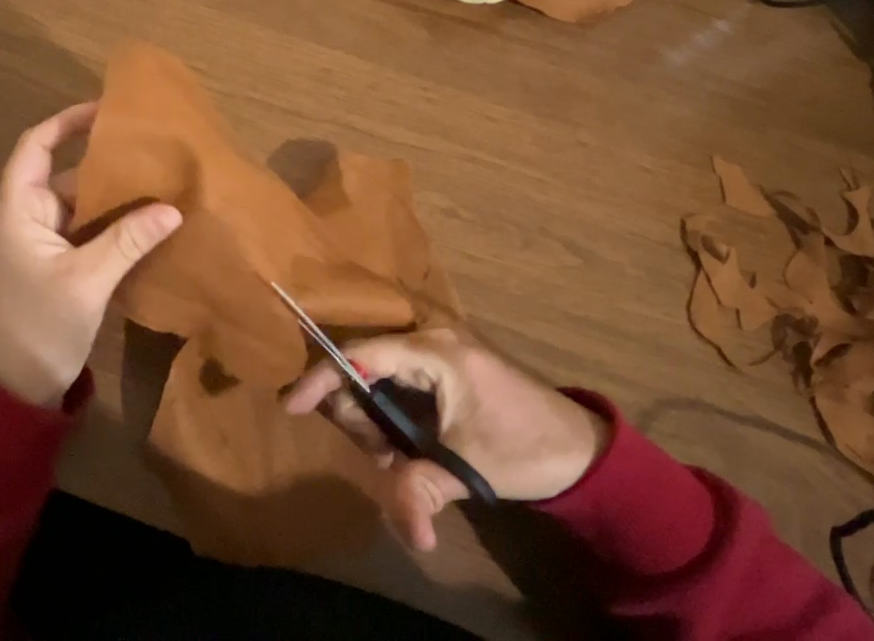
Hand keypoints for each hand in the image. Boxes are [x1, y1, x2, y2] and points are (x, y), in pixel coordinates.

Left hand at [0, 102, 182, 406]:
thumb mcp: (88, 280)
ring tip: (156, 178)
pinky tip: (144, 218)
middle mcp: (22, 215)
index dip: (67, 122)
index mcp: (16, 209)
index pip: (37, 146)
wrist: (17, 384)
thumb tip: (172, 209)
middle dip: (102, 159)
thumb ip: (128, 241)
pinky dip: (108, 220)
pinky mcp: (52, 260)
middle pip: (62, 172)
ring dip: (110, 193)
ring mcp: (37, 239)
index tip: (106, 109)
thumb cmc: (41, 325)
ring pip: (76, 201)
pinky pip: (81, 227)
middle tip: (148, 146)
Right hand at [282, 327, 609, 550]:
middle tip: (384, 457)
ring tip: (402, 457)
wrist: (582, 449)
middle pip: (363, 366)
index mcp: (435, 352)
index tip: (291, 406)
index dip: (323, 379)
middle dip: (358, 414)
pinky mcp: (441, 364)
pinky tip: (407, 445)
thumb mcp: (469, 470)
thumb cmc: (526, 448)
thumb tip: (408, 535)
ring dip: (374, 419)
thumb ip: (421, 489)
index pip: (362, 354)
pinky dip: (389, 414)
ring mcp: (436, 348)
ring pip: (376, 375)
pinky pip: (394, 380)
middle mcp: (430, 338)